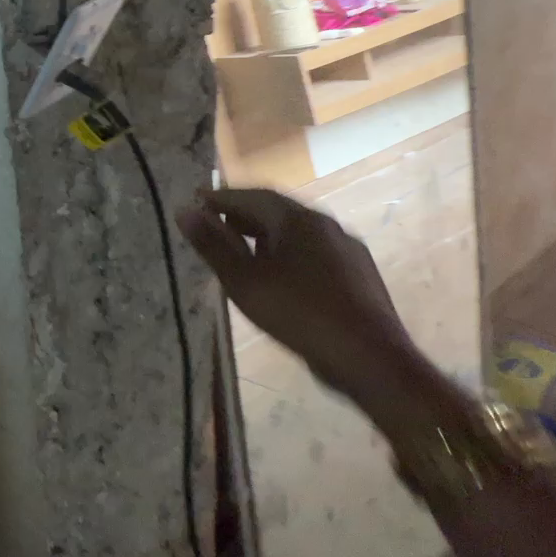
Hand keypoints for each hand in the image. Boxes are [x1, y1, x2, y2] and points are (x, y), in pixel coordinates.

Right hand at [179, 188, 419, 405]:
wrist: (371, 360)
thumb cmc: (298, 313)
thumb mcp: (242, 280)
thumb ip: (212, 244)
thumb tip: (184, 211)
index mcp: (298, 219)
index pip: (250, 195)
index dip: (219, 197)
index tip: (194, 201)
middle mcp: (326, 225)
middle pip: (276, 210)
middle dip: (241, 214)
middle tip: (212, 224)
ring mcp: (347, 249)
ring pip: (296, 232)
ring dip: (264, 234)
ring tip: (239, 250)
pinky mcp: (359, 274)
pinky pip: (313, 251)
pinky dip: (287, 251)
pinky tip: (278, 274)